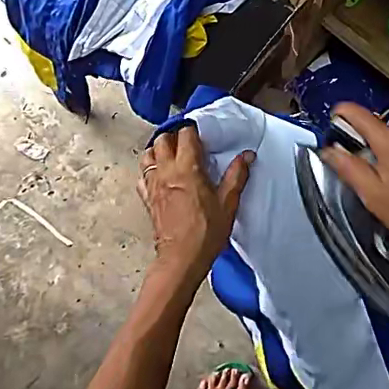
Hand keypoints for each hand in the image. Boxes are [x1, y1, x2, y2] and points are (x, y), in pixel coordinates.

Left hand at [138, 124, 252, 276]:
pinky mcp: (147, 199)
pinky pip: (142, 177)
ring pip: (147, 155)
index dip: (193, 130)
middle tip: (189, 142)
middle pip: (162, 140)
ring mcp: (153, 186)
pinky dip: (149, 171)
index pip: (185, 135)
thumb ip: (237, 175)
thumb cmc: (205, 233)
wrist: (182, 258)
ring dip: (159, 150)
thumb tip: (246, 157)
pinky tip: (161, 176)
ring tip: (173, 155)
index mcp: (187, 169)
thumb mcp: (228, 202)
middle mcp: (166, 174)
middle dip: (175, 136)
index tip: (202, 133)